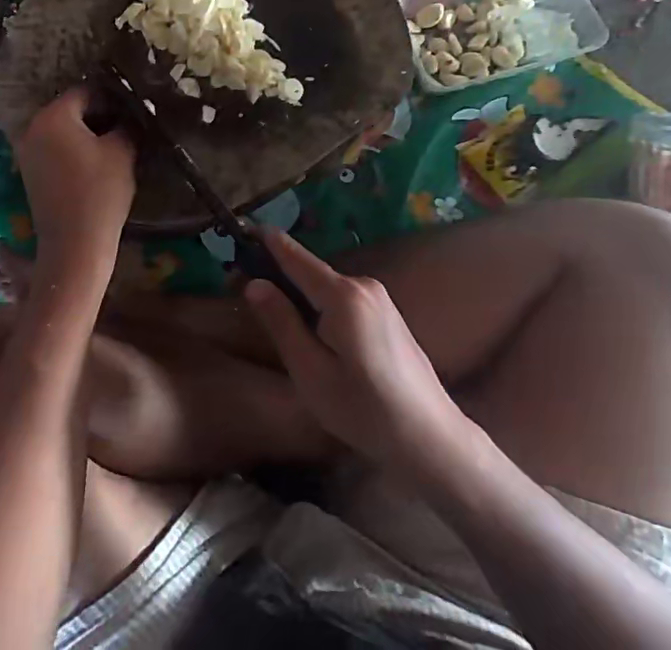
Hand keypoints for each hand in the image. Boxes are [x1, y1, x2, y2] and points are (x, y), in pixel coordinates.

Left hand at [13, 87, 135, 265]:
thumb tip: (128, 115)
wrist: (75, 245)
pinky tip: (95, 164)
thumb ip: (125, 124)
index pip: (86, 91)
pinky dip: (73, 150)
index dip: (112, 98)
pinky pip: (54, 149)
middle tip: (127, 127)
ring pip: (62, 130)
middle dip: (99, 114)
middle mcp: (32, 128)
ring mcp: (27, 151)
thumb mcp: (122, 152)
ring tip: (114, 146)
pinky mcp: (30, 172)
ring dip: (86, 133)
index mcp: (52, 116)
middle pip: (70, 109)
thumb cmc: (100, 193)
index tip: (133, 110)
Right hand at [244, 228, 475, 476]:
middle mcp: (363, 286)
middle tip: (240, 290)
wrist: (430, 438)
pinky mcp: (386, 313)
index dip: (266, 243)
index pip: (295, 257)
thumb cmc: (364, 409)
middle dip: (276, 276)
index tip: (240, 231)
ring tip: (269, 315)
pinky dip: (318, 306)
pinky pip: (340, 299)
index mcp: (343, 295)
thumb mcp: (310, 371)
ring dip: (297, 294)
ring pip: (324, 287)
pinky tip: (308, 332)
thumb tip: (254, 283)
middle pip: (308, 272)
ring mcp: (379, 298)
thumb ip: (281, 322)